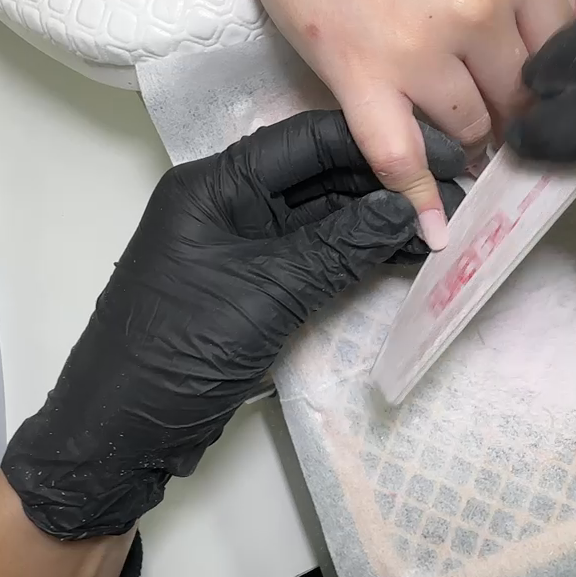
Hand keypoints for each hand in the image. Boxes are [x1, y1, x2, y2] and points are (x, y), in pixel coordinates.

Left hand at [2, 110, 464, 538]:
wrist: (121, 436)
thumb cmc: (182, 351)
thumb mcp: (269, 292)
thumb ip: (341, 246)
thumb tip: (409, 210)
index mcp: (215, 183)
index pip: (306, 140)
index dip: (377, 143)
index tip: (444, 151)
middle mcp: (230, 200)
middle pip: (318, 174)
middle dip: (384, 184)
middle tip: (454, 193)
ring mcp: (244, 241)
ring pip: (322, 214)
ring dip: (376, 220)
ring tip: (442, 225)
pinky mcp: (257, 279)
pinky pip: (314, 252)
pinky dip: (356, 253)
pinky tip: (404, 254)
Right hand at [218, 0, 572, 247]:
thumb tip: (552, 40)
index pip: (562, 57)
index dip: (557, 89)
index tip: (549, 107)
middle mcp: (475, 15)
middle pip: (518, 101)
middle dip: (513, 120)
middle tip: (501, 128)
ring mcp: (417, 53)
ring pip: (468, 130)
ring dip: (468, 143)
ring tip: (460, 143)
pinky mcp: (360, 78)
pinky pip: (397, 154)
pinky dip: (417, 197)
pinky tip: (435, 231)